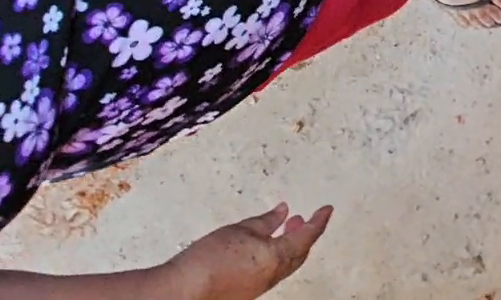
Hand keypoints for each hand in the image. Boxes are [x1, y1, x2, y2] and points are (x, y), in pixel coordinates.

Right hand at [164, 204, 332, 299]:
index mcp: (279, 256)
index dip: (319, 220)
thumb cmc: (207, 260)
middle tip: (300, 220)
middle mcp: (272, 275)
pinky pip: (266, 274)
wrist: (174, 293)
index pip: (309, 235)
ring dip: (287, 247)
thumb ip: (267, 220)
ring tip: (279, 231)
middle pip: (299, 253)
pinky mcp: (240, 296)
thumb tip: (283, 212)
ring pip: (283, 265)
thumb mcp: (241, 229)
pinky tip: (258, 250)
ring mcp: (256, 289)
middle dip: (303, 235)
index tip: (326, 209)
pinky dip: (271, 259)